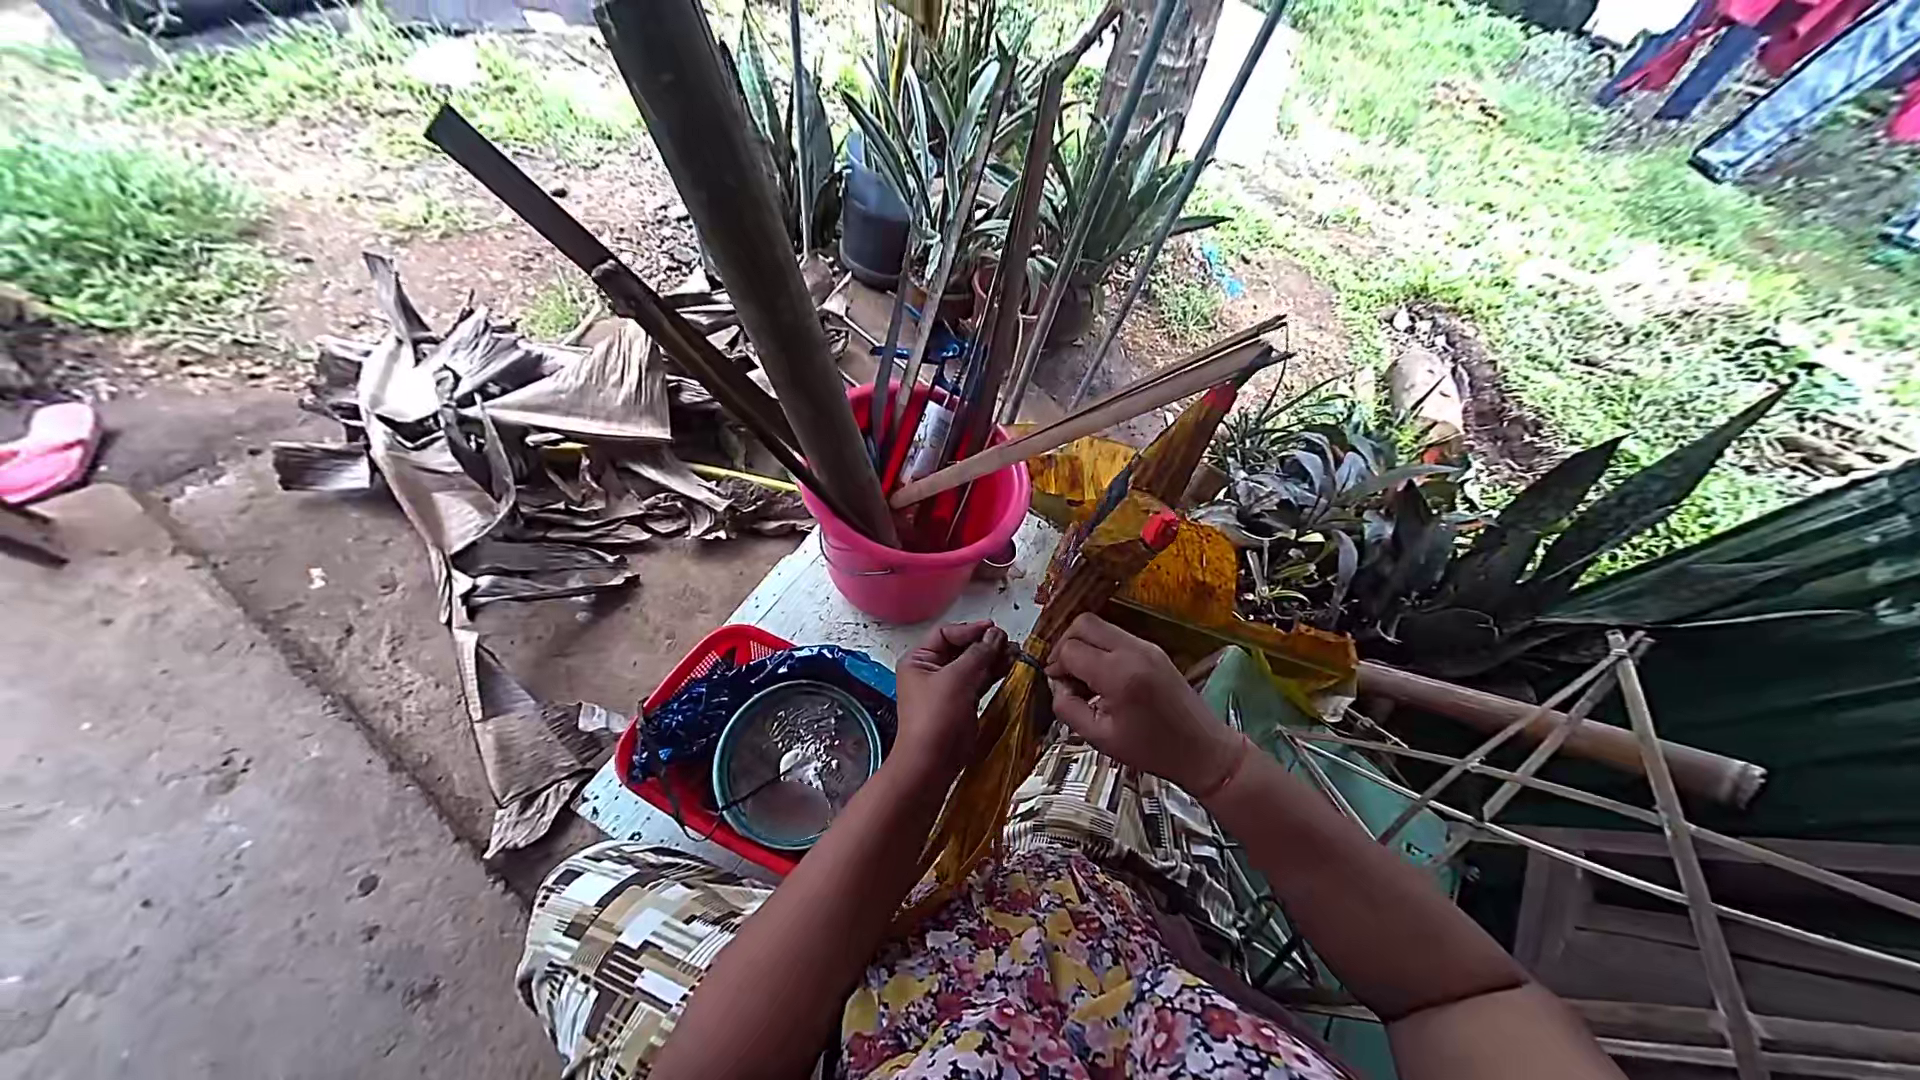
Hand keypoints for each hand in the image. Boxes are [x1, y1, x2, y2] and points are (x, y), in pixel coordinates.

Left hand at [893, 620, 1011, 776]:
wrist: (931, 762)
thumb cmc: (934, 719)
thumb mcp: (956, 679)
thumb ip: (977, 654)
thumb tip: (995, 635)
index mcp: (918, 660)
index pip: (946, 634)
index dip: (970, 630)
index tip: (993, 629)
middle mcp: (930, 671)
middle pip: (961, 648)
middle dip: (985, 644)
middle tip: (1008, 642)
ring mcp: (946, 687)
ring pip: (972, 664)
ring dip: (993, 657)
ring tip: (1015, 652)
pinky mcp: (961, 702)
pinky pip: (978, 681)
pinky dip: (993, 673)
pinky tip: (1009, 666)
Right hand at [1045, 612, 1242, 794]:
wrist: (1203, 750)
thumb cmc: (1152, 749)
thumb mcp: (1099, 738)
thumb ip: (1068, 708)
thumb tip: (1057, 685)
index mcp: (1118, 674)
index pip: (1070, 649)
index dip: (1055, 665)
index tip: (1058, 685)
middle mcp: (1132, 650)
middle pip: (1083, 623)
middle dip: (1065, 644)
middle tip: (1063, 673)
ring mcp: (1145, 645)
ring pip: (1099, 625)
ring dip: (1083, 644)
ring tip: (1083, 677)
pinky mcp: (1153, 648)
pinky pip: (1115, 635)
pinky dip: (1100, 647)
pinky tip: (1102, 676)